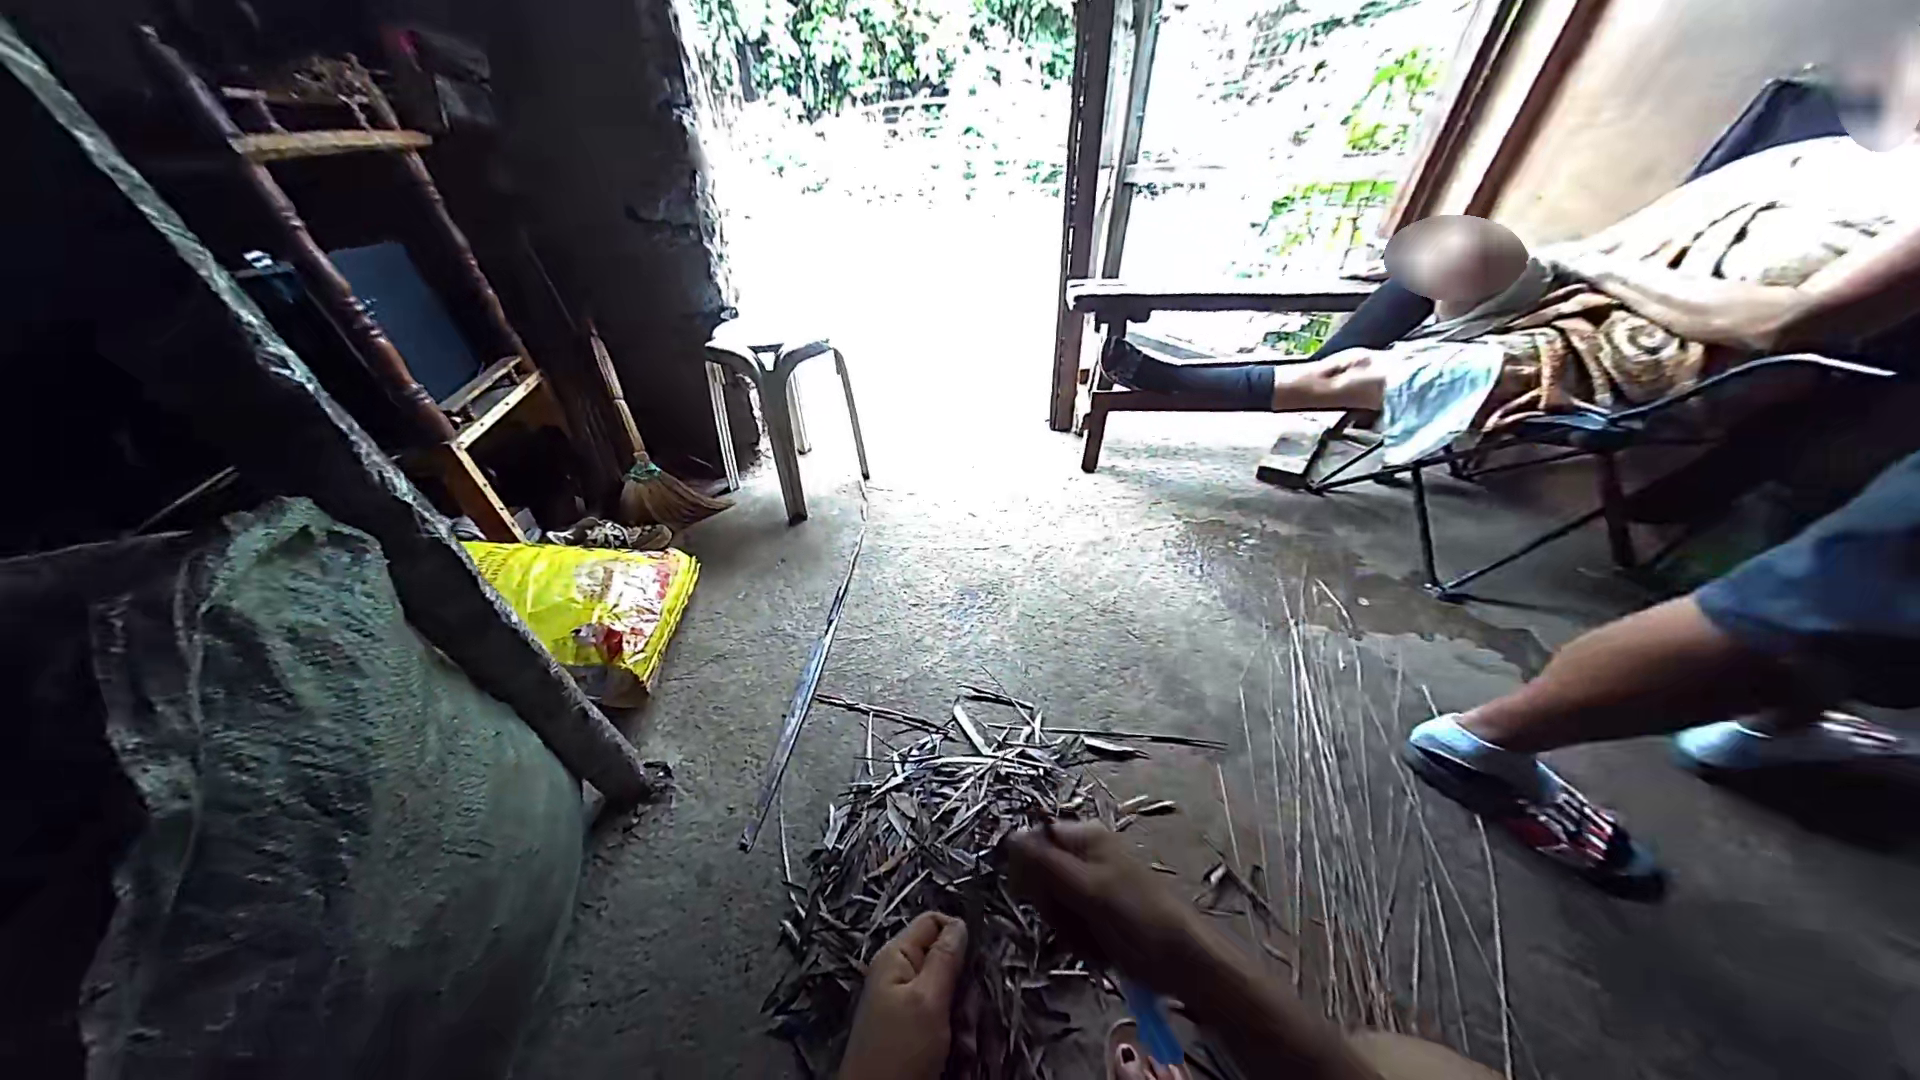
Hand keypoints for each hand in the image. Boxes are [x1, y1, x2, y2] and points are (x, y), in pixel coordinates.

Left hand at [838, 911, 967, 1079]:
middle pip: (945, 959)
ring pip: (950, 992)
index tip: (974, 964)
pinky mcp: (915, 1030)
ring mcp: (907, 1003)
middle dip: (963, 985)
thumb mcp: (927, 1001)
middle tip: (965, 1013)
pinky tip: (958, 1052)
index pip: (933, 921)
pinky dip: (955, 1033)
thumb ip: (945, 959)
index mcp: (897, 956)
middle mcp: (901, 974)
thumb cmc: (900, 1052)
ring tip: (962, 1041)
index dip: (958, 935)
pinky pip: (944, 1018)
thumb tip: (961, 923)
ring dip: (963, 1015)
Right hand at [1004, 822, 1211, 997]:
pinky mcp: (1091, 914)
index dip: (1029, 866)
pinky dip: (1075, 938)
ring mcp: (1087, 886)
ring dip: (1064, 925)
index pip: (1035, 840)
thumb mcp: (1088, 887)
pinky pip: (1064, 922)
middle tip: (1071, 917)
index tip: (1034, 892)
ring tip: (1089, 936)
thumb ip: (1046, 863)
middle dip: (1050, 903)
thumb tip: (1009, 837)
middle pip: (1038, 873)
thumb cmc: (1137, 913)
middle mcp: (1082, 856)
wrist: (1179, 959)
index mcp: (1084, 836)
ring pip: (1049, 902)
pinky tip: (1096, 947)